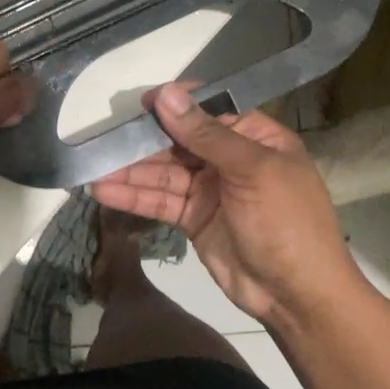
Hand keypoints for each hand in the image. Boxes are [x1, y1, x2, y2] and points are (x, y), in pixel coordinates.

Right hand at [89, 83, 367, 327]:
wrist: (296, 294)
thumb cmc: (287, 223)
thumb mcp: (251, 171)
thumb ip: (205, 134)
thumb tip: (166, 94)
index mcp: (256, 139)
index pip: (210, 112)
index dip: (176, 106)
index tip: (142, 103)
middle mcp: (230, 160)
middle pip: (179, 142)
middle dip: (143, 142)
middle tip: (104, 140)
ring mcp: (210, 191)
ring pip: (163, 173)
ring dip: (130, 172)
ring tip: (93, 168)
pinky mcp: (193, 219)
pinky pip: (159, 202)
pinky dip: (133, 198)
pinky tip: (104, 192)